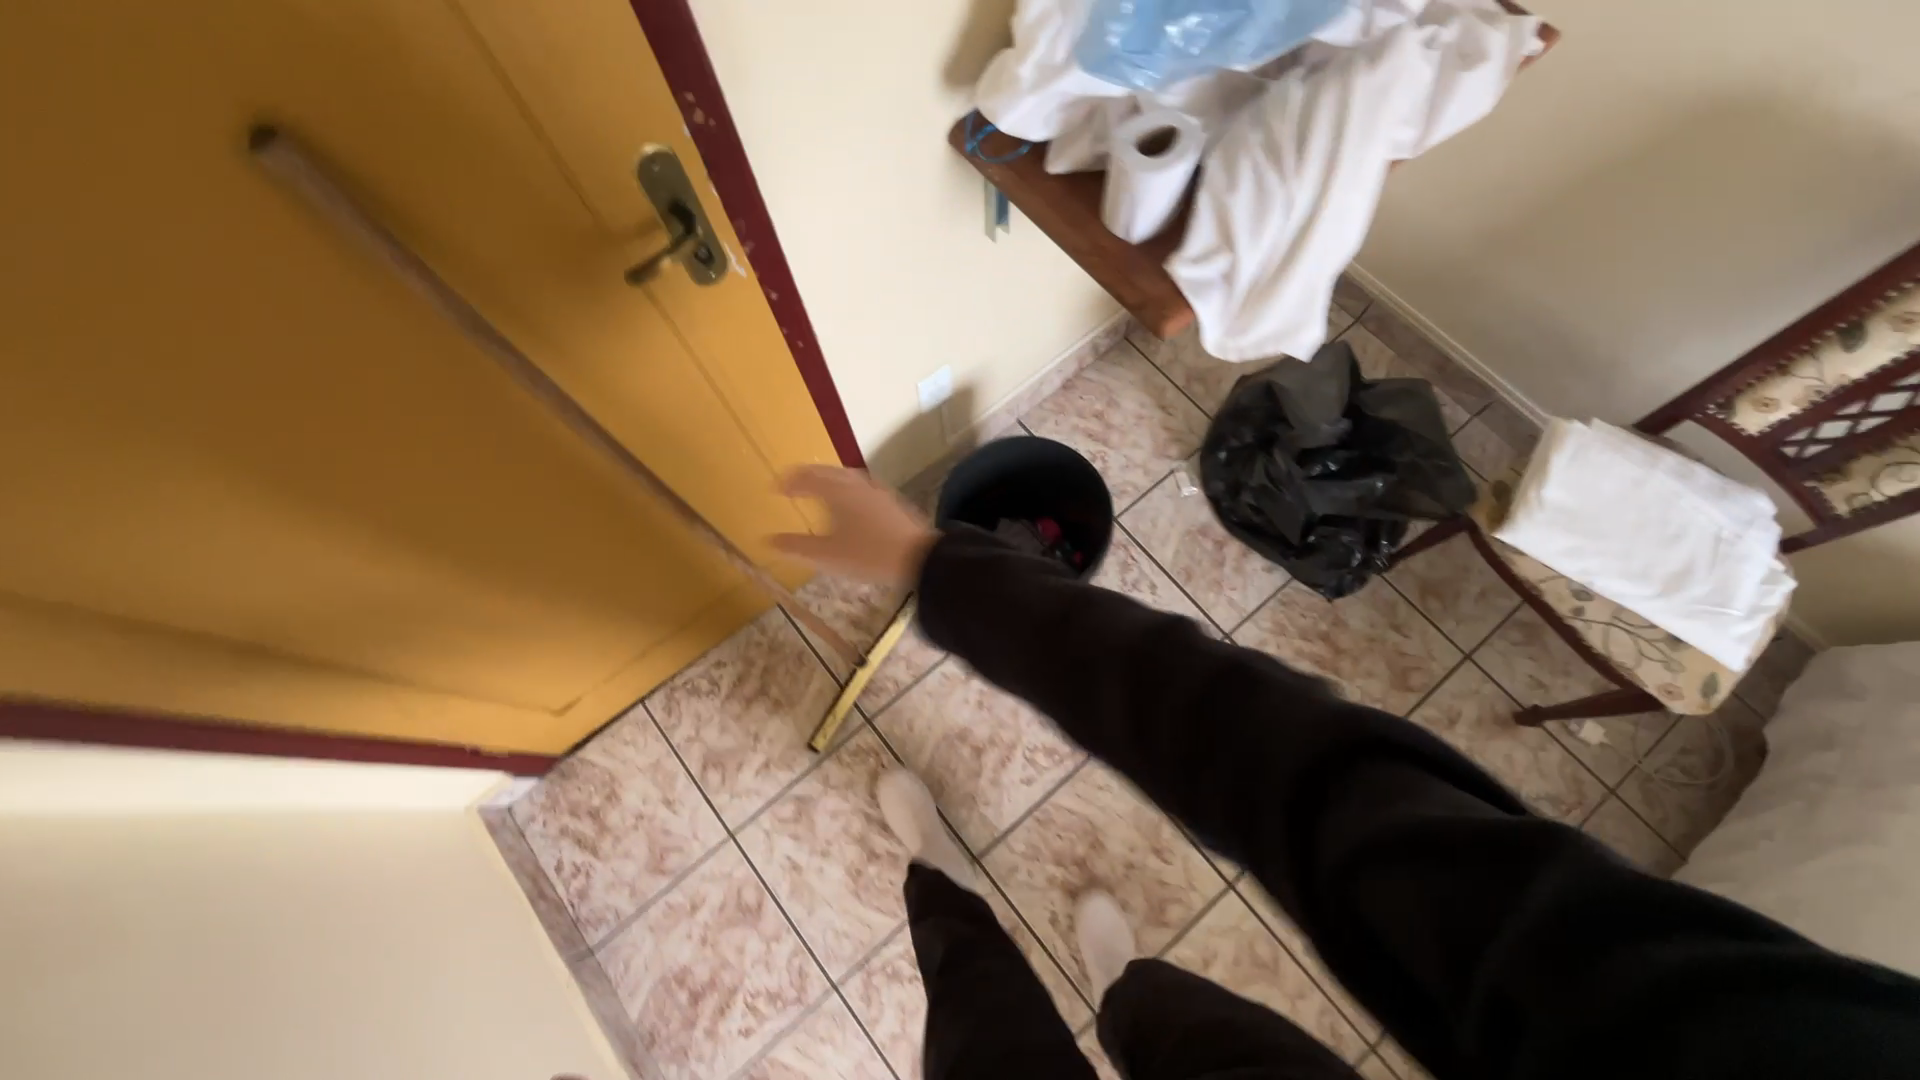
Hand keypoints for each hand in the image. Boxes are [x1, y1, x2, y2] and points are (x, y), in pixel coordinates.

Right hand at [772, 466, 938, 586]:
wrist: (920, 558)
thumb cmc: (869, 556)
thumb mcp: (828, 556)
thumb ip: (797, 547)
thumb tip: (768, 540)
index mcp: (838, 492)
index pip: (808, 478)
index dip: (789, 481)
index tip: (775, 488)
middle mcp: (857, 485)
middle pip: (829, 472)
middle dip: (808, 475)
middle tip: (794, 483)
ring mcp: (877, 492)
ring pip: (848, 478)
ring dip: (829, 479)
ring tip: (819, 490)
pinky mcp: (891, 503)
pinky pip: (862, 487)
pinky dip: (847, 489)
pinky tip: (850, 504)